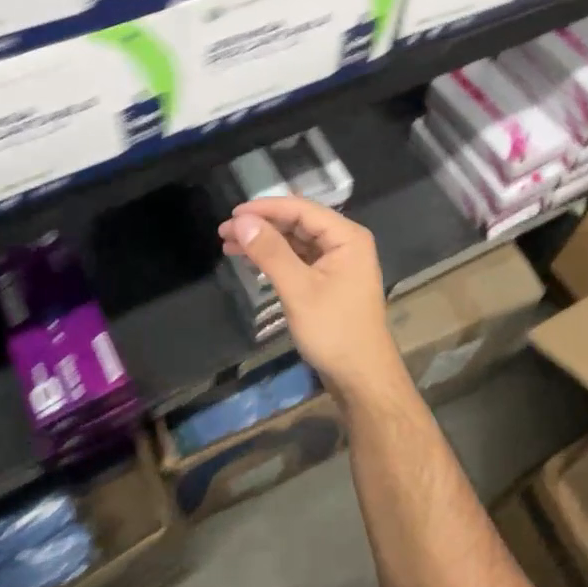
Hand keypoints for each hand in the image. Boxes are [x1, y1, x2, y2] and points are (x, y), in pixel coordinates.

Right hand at [219, 197, 404, 404]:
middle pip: (298, 223)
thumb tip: (241, 220)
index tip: (232, 213)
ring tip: (230, 245)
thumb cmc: (334, 331)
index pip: (301, 209)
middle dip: (262, 225)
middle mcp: (345, 243)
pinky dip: (276, 259)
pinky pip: (299, 260)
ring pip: (296, 242)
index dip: (265, 208)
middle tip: (225, 231)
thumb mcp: (298, 289)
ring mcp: (338, 263)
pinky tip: (252, 262)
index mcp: (347, 237)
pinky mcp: (330, 282)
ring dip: (266, 242)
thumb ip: (271, 252)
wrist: (362, 378)